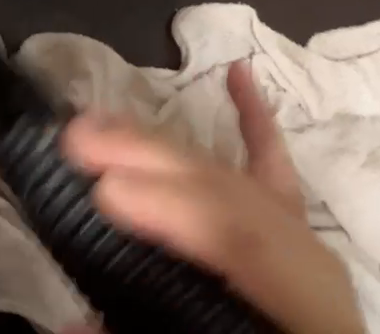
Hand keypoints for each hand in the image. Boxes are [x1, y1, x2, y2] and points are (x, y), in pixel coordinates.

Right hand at [60, 60, 365, 333]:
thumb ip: (141, 332)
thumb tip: (69, 323)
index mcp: (306, 305)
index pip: (237, 240)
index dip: (172, 206)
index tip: (104, 188)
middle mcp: (309, 260)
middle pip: (226, 194)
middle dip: (149, 159)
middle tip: (76, 139)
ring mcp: (304, 240)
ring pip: (230, 177)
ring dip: (161, 143)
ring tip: (99, 119)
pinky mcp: (294, 233)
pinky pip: (274, 170)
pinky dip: (255, 118)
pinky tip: (238, 71)